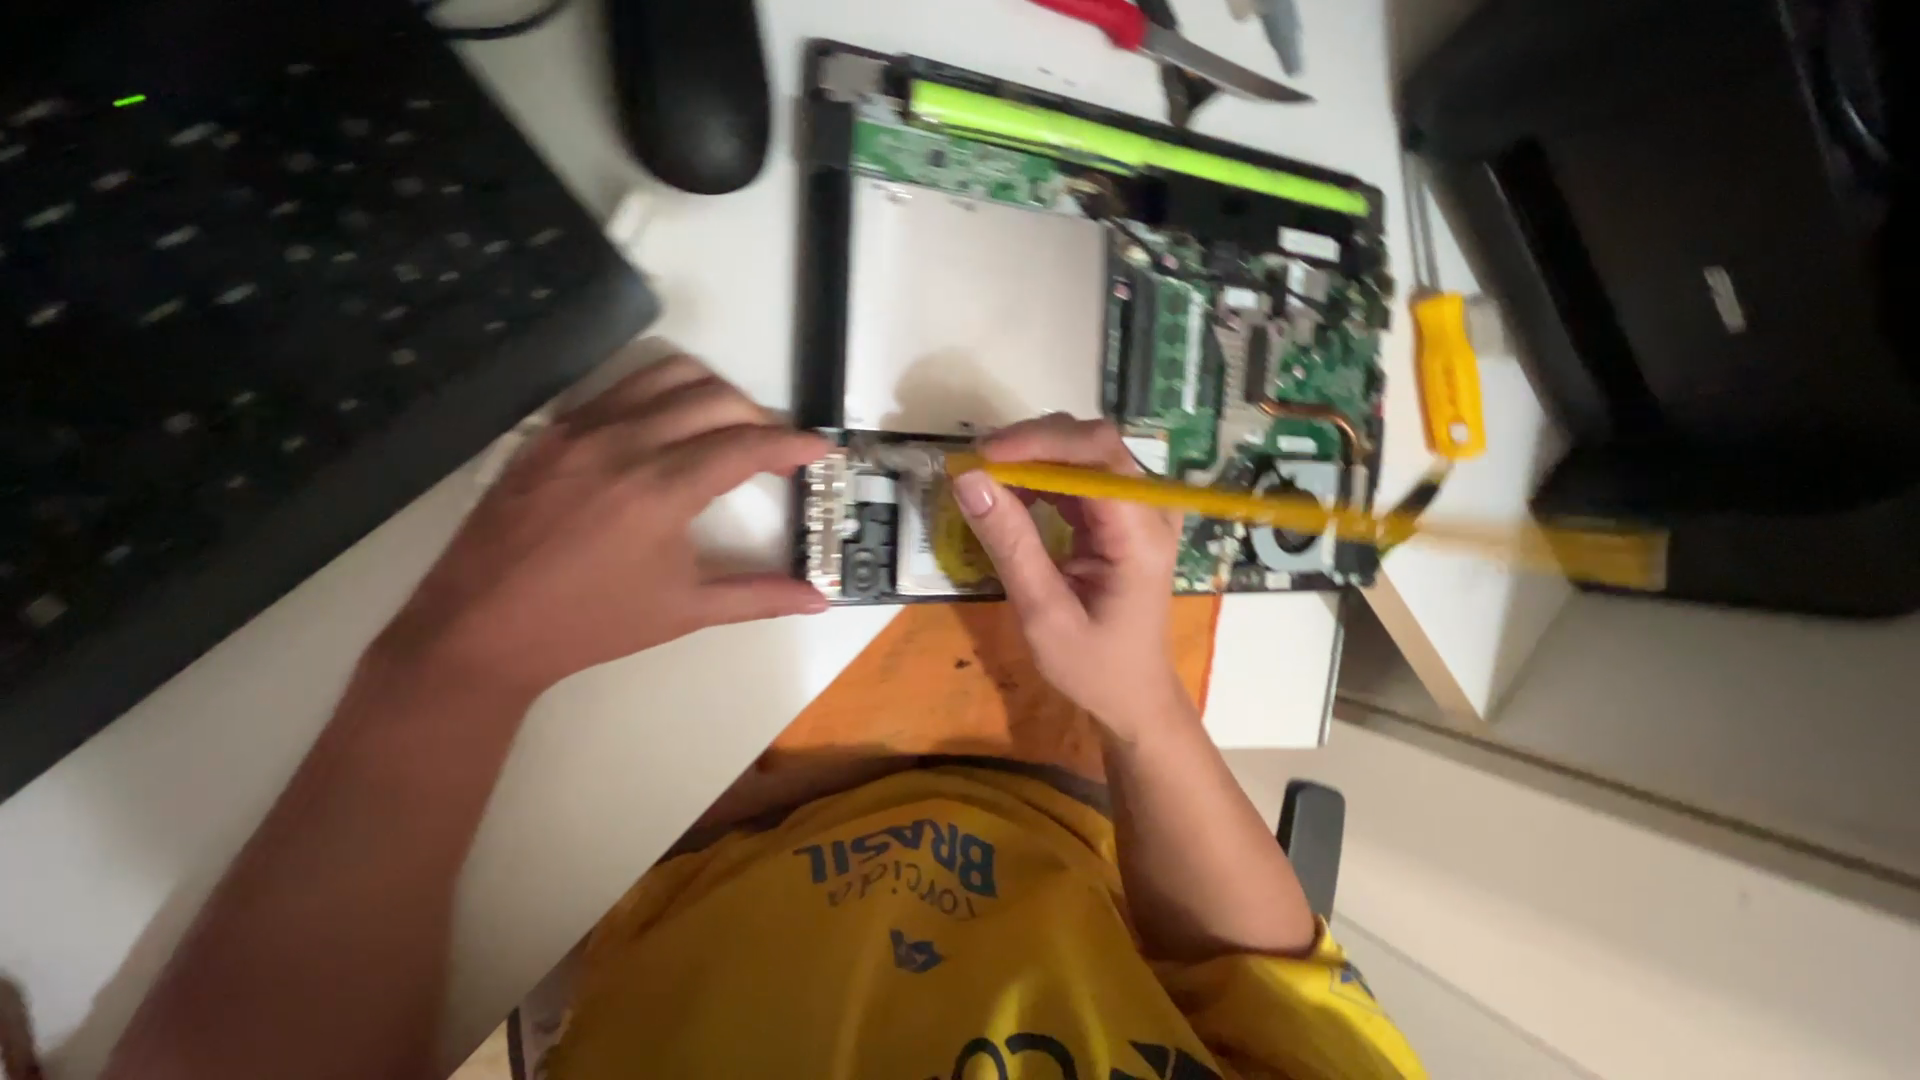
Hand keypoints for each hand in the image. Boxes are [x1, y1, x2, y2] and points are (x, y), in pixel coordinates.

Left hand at [374, 356, 829, 697]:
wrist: (482, 627)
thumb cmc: (591, 624)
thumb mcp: (685, 611)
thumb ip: (760, 596)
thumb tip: (821, 599)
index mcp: (661, 491)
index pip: (746, 444)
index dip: (794, 443)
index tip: (822, 449)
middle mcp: (624, 444)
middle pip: (715, 397)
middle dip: (761, 416)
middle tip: (777, 450)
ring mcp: (581, 429)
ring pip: (667, 375)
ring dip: (714, 392)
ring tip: (729, 427)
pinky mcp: (552, 430)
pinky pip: (621, 388)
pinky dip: (662, 395)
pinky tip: (668, 430)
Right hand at [951, 416, 1190, 741]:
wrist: (1133, 692)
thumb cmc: (1093, 665)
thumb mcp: (1042, 613)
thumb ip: (1010, 543)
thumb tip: (968, 480)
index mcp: (1141, 535)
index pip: (1098, 458)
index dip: (1039, 443)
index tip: (982, 457)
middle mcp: (1151, 509)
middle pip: (1094, 444)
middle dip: (1031, 444)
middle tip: (976, 466)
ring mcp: (1140, 508)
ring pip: (1085, 451)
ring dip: (1032, 456)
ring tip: (985, 478)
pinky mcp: (1124, 513)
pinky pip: (1081, 474)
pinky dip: (1042, 476)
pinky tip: (1010, 493)